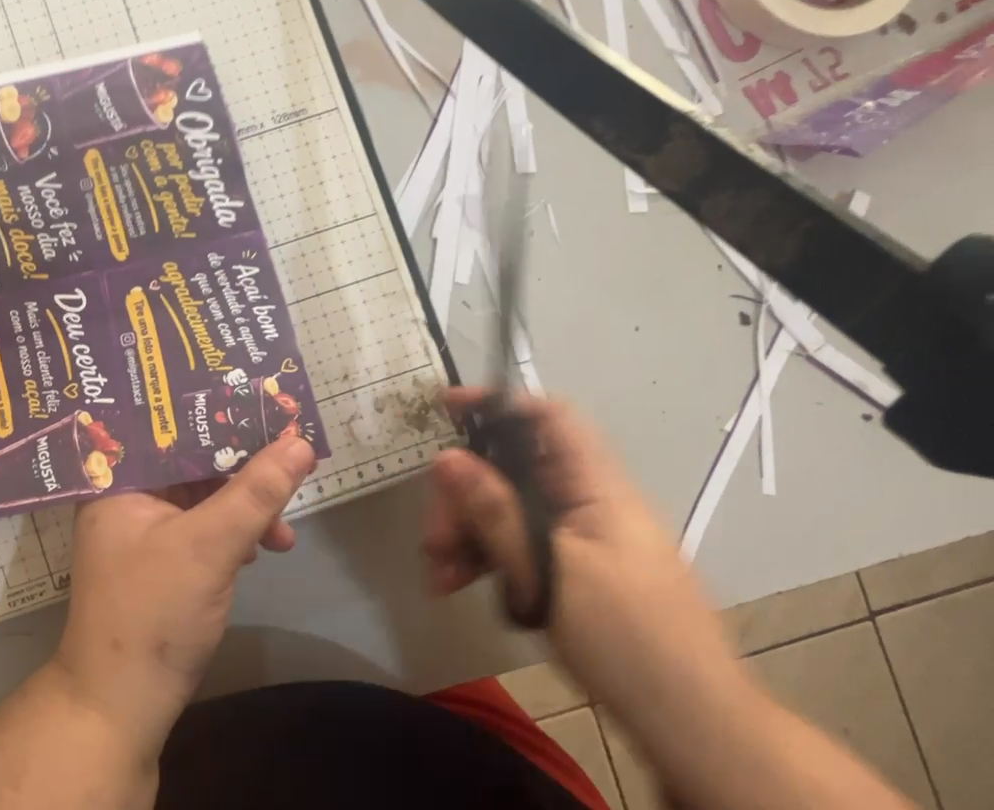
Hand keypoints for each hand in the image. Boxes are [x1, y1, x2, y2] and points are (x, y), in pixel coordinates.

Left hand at [50, 435, 316, 757]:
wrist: (123, 700)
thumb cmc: (155, 611)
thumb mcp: (209, 545)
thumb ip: (255, 492)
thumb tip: (299, 441)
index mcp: (117, 478)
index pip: (167, 427)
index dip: (216, 413)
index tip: (264, 403)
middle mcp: (124, 495)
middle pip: (189, 461)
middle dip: (241, 468)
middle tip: (291, 465)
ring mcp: (142, 530)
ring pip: (200, 496)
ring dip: (244, 507)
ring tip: (281, 533)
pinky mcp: (161, 560)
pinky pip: (202, 528)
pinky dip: (232, 535)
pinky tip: (261, 549)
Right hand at [423, 388, 743, 719]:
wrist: (693, 723)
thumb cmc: (628, 639)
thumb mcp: (549, 573)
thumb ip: (496, 513)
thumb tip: (447, 456)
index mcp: (598, 490)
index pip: (551, 419)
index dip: (499, 405)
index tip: (445, 411)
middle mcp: (588, 504)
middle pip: (511, 470)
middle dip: (462, 496)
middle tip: (433, 538)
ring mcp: (581, 539)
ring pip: (506, 510)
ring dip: (465, 533)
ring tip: (441, 575)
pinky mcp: (573, 572)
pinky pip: (517, 545)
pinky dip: (484, 559)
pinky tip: (459, 586)